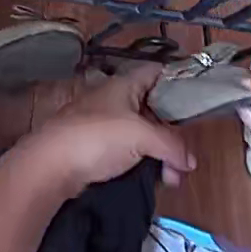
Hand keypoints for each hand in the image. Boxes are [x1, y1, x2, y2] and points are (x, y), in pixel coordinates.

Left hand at [7, 63, 194, 198]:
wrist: (54, 162)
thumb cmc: (96, 136)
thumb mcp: (141, 135)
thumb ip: (170, 144)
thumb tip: (189, 160)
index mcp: (123, 84)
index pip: (155, 72)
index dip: (176, 80)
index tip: (196, 100)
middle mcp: (115, 98)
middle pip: (153, 108)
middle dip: (172, 133)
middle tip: (184, 160)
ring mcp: (105, 121)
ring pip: (143, 132)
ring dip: (160, 154)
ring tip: (169, 178)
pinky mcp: (98, 145)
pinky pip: (130, 149)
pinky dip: (144, 162)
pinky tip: (151, 180)